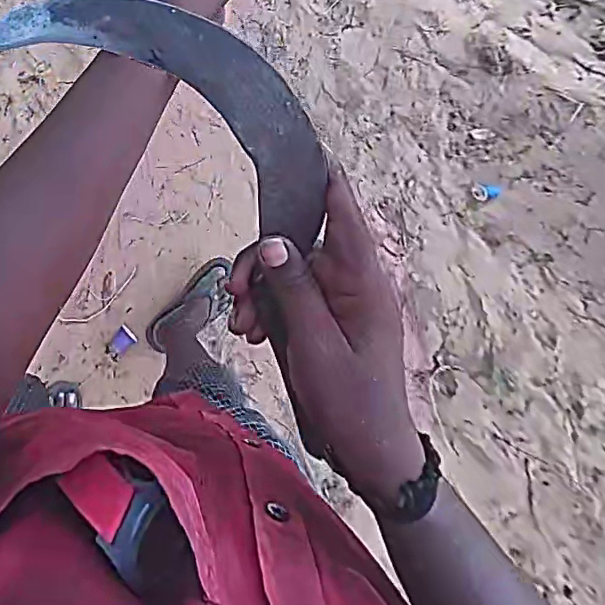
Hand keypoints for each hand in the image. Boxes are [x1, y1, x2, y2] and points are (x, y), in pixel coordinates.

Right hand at [227, 166, 425, 503]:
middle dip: (260, 266)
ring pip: (284, 271)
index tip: (309, 149)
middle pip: (296, 245)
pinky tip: (251, 332)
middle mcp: (349, 281)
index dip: (327, 181)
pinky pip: (286, 296)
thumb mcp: (316, 345)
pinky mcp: (322, 317)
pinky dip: (264, 309)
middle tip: (234, 299)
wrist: (370, 454)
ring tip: (242, 327)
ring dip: (257, 293)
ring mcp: (335, 300)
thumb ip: (294, 290)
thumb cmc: (351, 400)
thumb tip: (274, 240)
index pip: (344, 216)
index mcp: (362, 281)